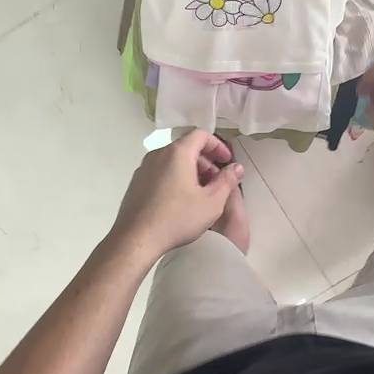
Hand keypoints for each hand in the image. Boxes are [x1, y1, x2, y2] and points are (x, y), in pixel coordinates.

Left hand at [110, 130, 243, 256]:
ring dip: (190, 170)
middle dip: (205, 160)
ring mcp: (144, 168)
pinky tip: (180, 201)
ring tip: (200, 193)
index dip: (217, 145)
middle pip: (186, 147)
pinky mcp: (136, 182)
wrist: (136, 239)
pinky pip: (160, 171)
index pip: (200, 135)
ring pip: (172, 160)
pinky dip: (175, 177)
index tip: (227, 162)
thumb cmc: (177, 219)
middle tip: (216, 181)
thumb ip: (228, 181)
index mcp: (177, 153)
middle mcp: (158, 154)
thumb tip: (236, 167)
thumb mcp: (211, 202)